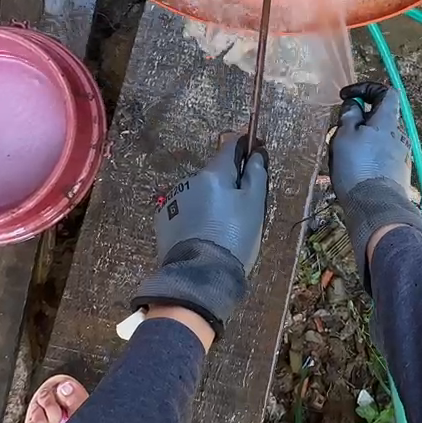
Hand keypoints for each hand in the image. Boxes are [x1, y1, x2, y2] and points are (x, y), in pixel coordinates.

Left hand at [132, 135, 270, 336]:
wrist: (200, 276)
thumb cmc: (235, 238)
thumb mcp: (254, 205)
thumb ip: (256, 175)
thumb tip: (257, 153)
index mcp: (214, 174)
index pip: (230, 146)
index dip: (245, 146)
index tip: (255, 152)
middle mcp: (190, 180)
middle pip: (215, 173)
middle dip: (229, 182)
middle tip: (243, 205)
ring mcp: (174, 200)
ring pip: (200, 192)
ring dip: (212, 200)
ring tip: (223, 226)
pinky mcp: (164, 220)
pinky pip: (186, 210)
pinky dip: (197, 215)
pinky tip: (205, 234)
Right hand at [331, 81, 411, 198]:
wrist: (376, 207)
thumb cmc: (357, 167)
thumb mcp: (344, 136)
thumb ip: (349, 115)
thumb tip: (354, 104)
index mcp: (387, 121)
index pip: (386, 92)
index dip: (366, 88)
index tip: (347, 97)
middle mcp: (399, 135)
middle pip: (379, 118)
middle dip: (359, 121)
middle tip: (340, 134)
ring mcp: (401, 155)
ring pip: (378, 139)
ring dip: (361, 141)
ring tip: (342, 157)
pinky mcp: (398, 172)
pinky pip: (381, 156)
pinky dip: (367, 156)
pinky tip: (353, 172)